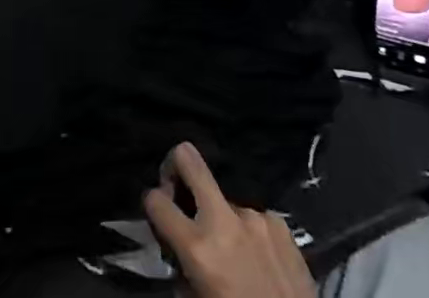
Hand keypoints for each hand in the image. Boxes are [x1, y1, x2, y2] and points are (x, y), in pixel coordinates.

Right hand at [142, 143, 313, 297]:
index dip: (151, 201)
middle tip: (175, 184)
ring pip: (224, 201)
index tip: (156, 209)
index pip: (157, 201)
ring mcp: (255, 215)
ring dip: (220, 217)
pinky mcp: (278, 220)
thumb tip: (176, 245)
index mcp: (199, 247)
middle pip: (191, 162)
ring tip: (231, 249)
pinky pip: (250, 217)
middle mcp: (225, 220)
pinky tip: (255, 256)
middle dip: (176, 163)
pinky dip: (245, 231)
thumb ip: (182, 267)